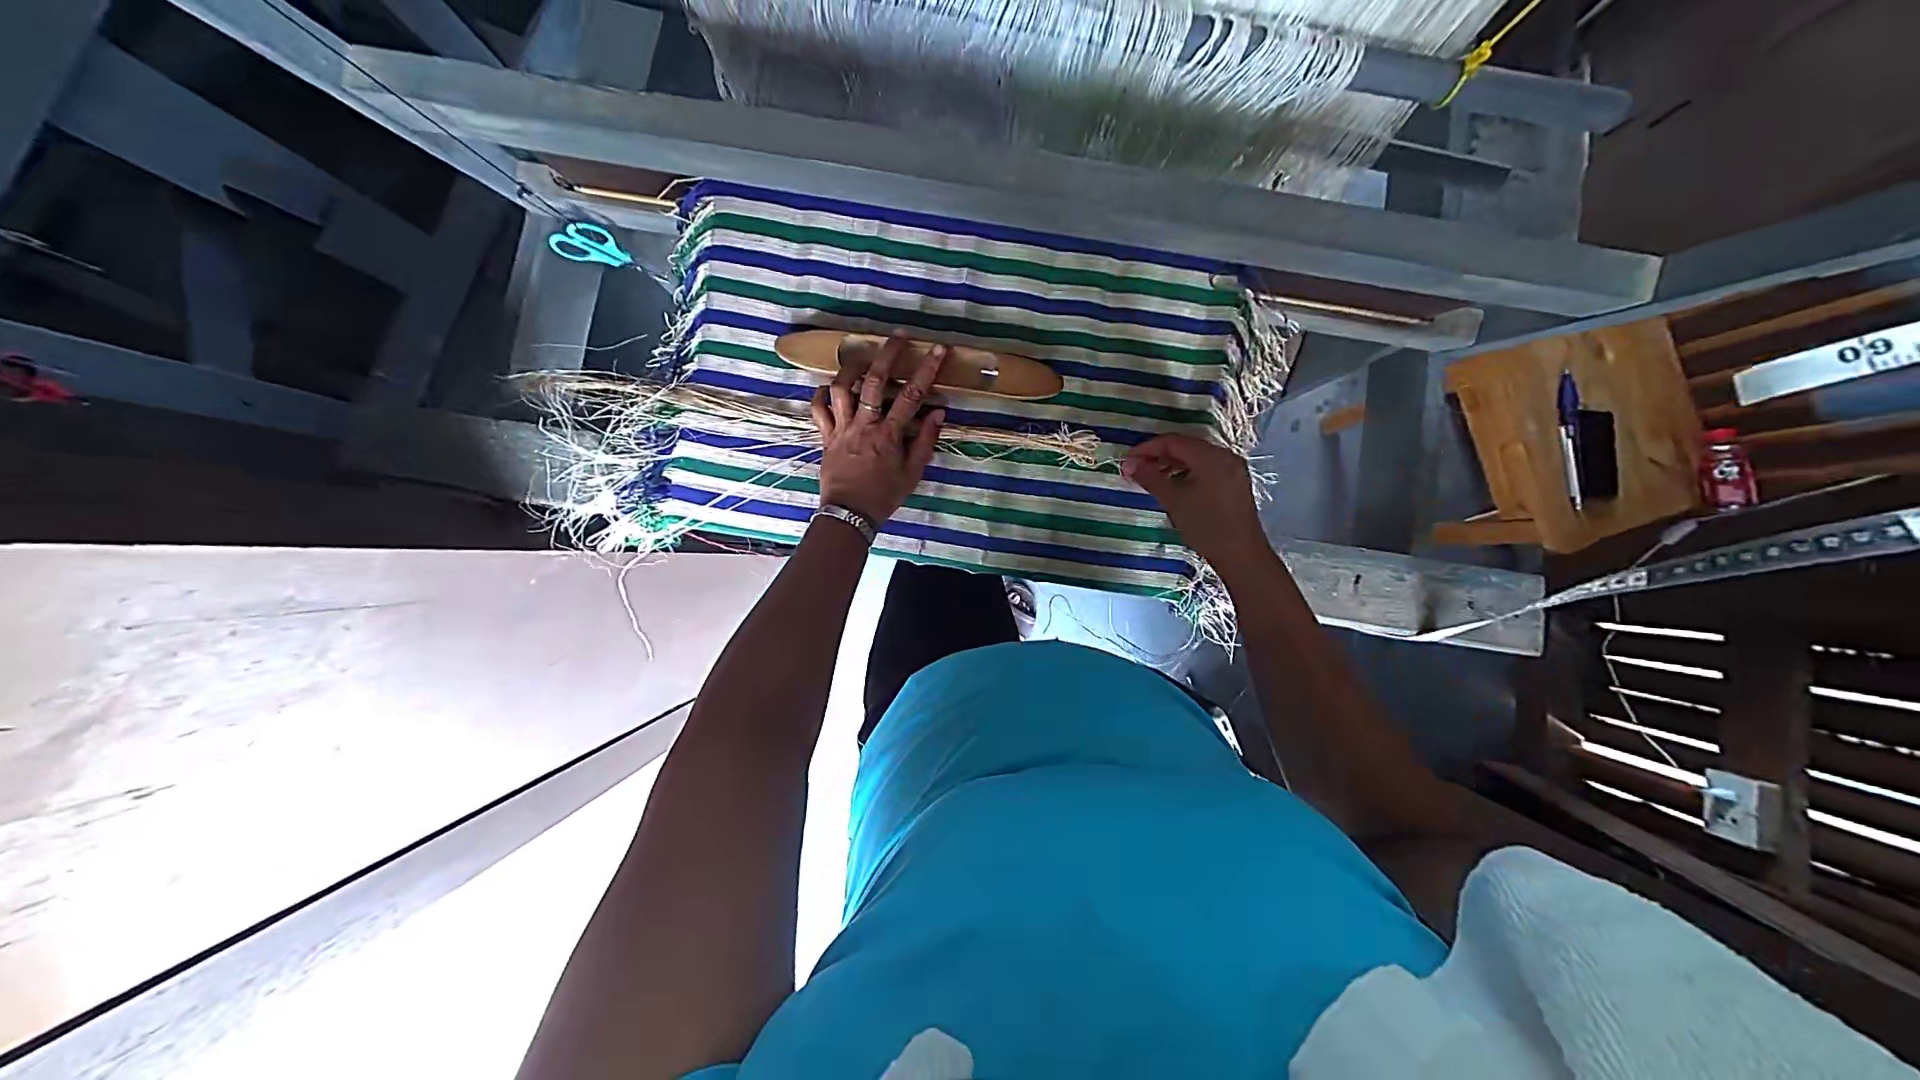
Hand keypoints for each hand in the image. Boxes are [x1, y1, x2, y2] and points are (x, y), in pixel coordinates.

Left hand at [809, 332, 944, 523]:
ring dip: (850, 368)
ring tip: (861, 357)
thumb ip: (925, 441)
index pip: (911, 395)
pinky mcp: (826, 436)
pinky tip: (828, 388)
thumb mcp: (913, 472)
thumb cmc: (884, 495)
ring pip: (841, 388)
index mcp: (888, 434)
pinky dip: (821, 395)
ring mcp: (842, 429)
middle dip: (888, 354)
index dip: (926, 369)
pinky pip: (818, 410)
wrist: (849, 513)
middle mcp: (864, 425)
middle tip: (898, 336)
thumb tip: (939, 412)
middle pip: (874, 381)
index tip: (938, 350)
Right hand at [1122, 434, 1271, 574]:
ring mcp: (1232, 469)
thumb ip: (1150, 477)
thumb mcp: (1173, 499)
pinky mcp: (1234, 483)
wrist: (1240, 554)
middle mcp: (1224, 456)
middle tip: (1136, 469)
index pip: (1173, 441)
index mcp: (1211, 456)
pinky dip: (1186, 472)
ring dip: (1171, 464)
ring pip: (1195, 458)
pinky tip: (1173, 486)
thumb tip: (1129, 464)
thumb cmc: (1206, 525)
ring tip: (1150, 478)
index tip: (1127, 460)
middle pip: (1185, 447)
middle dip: (1158, 455)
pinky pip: (1205, 469)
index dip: (1147, 448)